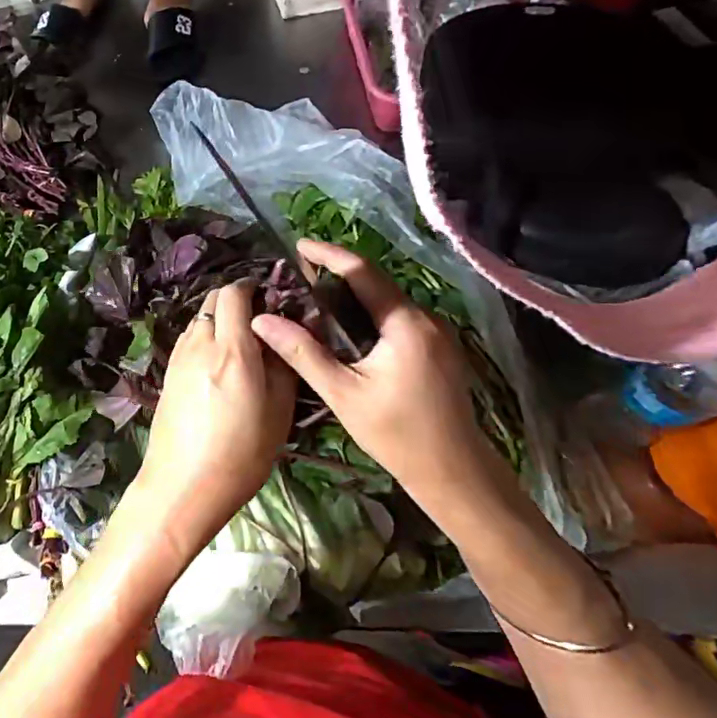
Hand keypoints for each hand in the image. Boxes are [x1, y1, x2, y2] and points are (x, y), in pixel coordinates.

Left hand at [129, 280, 293, 549]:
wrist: (183, 484)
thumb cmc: (241, 454)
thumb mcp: (278, 413)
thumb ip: (282, 366)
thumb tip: (282, 335)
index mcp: (232, 350)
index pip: (234, 294)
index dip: (253, 288)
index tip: (271, 298)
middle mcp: (200, 344)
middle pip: (212, 299)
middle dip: (236, 299)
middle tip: (259, 319)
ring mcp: (179, 356)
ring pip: (198, 318)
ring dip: (218, 317)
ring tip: (240, 341)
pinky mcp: (167, 371)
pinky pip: (188, 338)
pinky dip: (204, 335)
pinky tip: (218, 360)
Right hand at [251, 240, 488, 485]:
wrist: (456, 473)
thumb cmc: (397, 434)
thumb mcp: (342, 393)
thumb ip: (302, 352)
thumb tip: (261, 319)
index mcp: (405, 324)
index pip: (363, 273)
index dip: (329, 255)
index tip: (299, 245)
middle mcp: (427, 320)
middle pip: (376, 284)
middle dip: (337, 274)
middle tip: (298, 276)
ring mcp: (438, 334)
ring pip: (387, 302)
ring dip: (352, 296)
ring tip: (313, 299)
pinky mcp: (439, 350)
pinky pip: (397, 319)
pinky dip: (368, 314)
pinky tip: (345, 328)